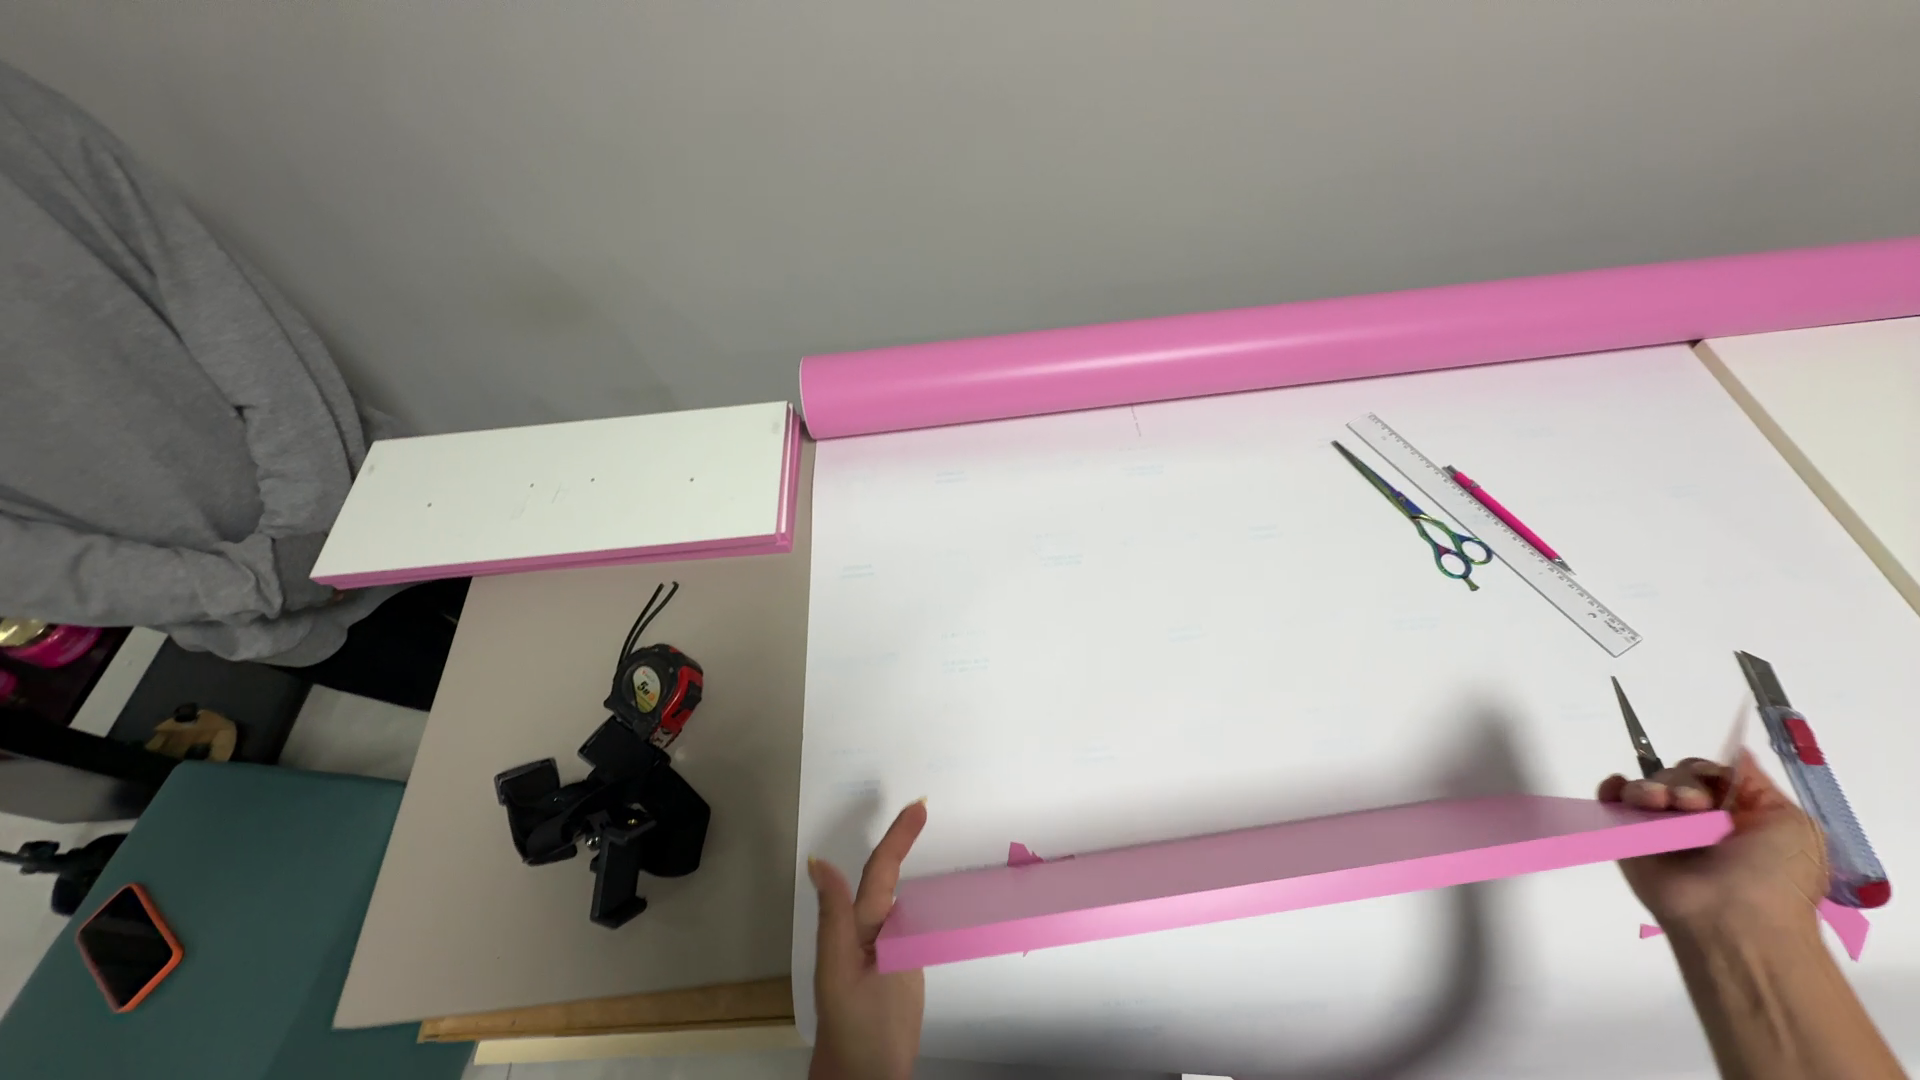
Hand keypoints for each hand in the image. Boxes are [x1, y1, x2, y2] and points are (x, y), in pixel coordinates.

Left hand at [808, 800, 928, 1079]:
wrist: (867, 1075)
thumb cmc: (853, 1028)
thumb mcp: (842, 972)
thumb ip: (836, 918)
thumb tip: (818, 862)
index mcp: (854, 926)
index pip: (877, 872)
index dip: (896, 838)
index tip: (918, 807)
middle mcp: (868, 927)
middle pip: (886, 874)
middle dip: (901, 838)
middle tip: (922, 805)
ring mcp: (888, 943)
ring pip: (896, 890)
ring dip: (905, 858)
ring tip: (922, 825)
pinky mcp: (905, 960)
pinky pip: (911, 916)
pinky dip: (920, 891)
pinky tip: (932, 883)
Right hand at [1598, 751, 1827, 933]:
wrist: (1734, 919)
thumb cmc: (1775, 876)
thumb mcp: (1793, 827)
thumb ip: (1760, 787)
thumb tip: (1738, 752)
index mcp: (1736, 815)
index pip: (1710, 774)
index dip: (1706, 771)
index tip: (1711, 781)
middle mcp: (1696, 818)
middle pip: (1674, 775)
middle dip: (1680, 782)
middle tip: (1692, 806)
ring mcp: (1659, 828)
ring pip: (1643, 785)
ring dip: (1648, 788)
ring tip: (1656, 805)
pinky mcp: (1626, 837)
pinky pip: (1610, 801)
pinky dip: (1611, 791)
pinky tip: (1619, 793)